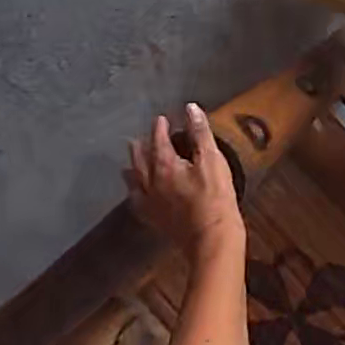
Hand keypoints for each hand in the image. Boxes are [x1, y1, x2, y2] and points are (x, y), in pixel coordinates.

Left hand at [126, 103, 243, 262]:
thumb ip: (200, 133)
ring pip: (134, 181)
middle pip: (140, 160)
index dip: (159, 128)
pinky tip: (135, 195)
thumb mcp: (212, 159)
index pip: (158, 141)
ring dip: (133, 168)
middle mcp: (150, 182)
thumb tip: (190, 108)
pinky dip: (134, 193)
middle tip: (137, 139)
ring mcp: (150, 202)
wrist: (211, 236)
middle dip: (140, 147)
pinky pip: (137, 202)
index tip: (161, 119)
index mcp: (164, 165)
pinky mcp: (153, 219)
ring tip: (130, 163)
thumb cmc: (215, 195)